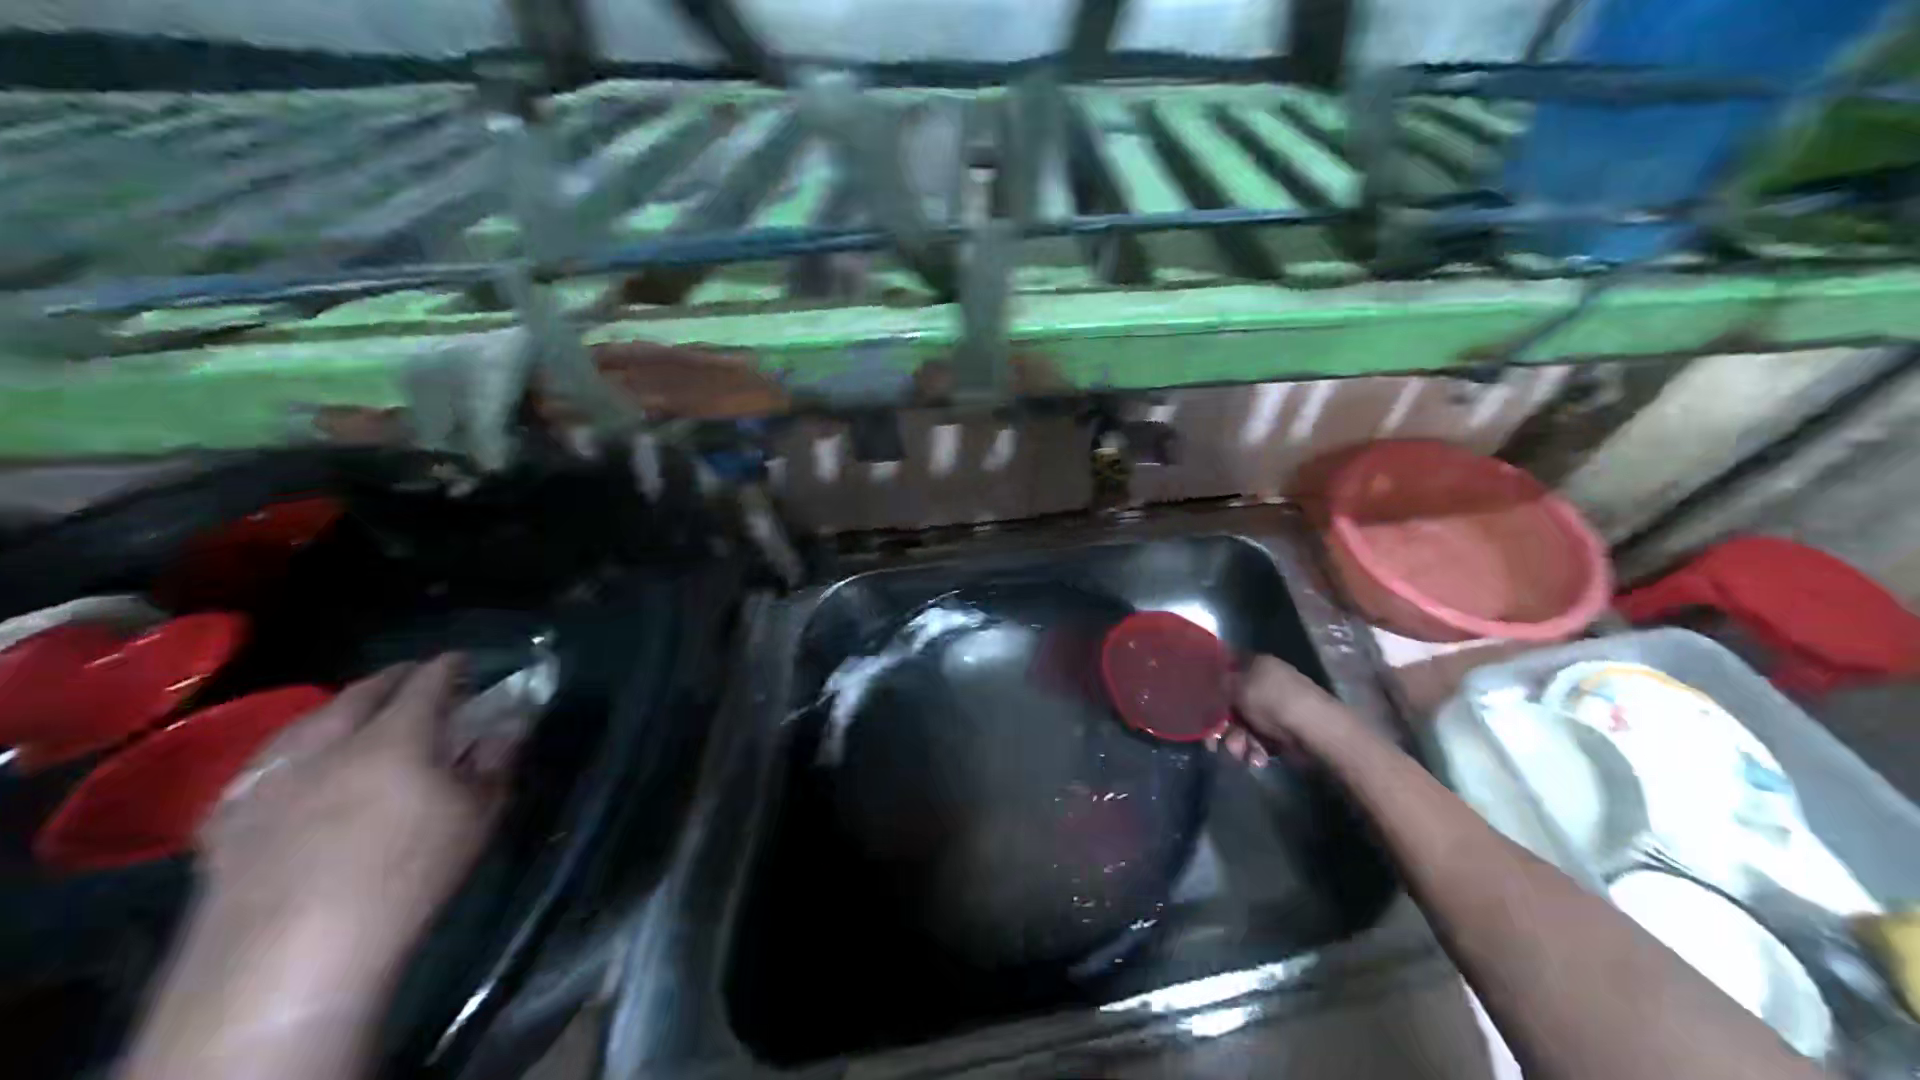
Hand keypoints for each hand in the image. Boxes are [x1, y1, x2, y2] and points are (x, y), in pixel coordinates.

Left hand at [125, 655, 509, 1079]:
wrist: (291, 954)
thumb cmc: (408, 876)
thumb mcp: (476, 815)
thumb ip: (496, 759)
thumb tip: (512, 720)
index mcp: (396, 736)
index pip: (426, 682)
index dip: (449, 667)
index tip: (464, 662)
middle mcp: (329, 741)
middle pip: (362, 693)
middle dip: (393, 679)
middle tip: (415, 679)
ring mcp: (271, 776)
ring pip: (308, 720)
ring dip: (340, 707)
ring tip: (359, 712)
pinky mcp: (227, 814)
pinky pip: (266, 760)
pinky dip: (295, 746)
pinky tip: (301, 763)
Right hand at [1208, 655, 1348, 766]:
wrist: (1316, 731)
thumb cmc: (1273, 701)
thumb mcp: (1236, 685)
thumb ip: (1216, 683)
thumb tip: (1204, 682)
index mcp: (1256, 663)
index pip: (1225, 665)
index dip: (1209, 681)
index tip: (1197, 699)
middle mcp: (1265, 683)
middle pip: (1230, 701)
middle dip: (1221, 724)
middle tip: (1214, 740)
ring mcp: (1275, 708)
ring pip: (1242, 724)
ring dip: (1237, 741)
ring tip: (1241, 753)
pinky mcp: (1283, 731)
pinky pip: (1258, 738)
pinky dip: (1255, 749)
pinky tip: (1258, 758)